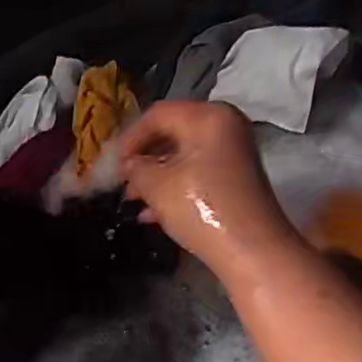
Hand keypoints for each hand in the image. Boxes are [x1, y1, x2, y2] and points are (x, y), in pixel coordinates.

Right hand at [121, 100, 294, 262]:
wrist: (249, 247)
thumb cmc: (200, 209)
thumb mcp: (157, 186)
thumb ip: (136, 169)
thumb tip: (129, 165)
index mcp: (208, 118)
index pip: (158, 114)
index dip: (130, 137)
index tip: (112, 164)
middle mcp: (224, 126)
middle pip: (172, 132)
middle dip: (143, 157)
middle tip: (121, 181)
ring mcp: (231, 152)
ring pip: (182, 155)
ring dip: (154, 175)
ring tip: (133, 199)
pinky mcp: (233, 177)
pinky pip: (195, 171)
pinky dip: (172, 186)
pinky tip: (151, 212)